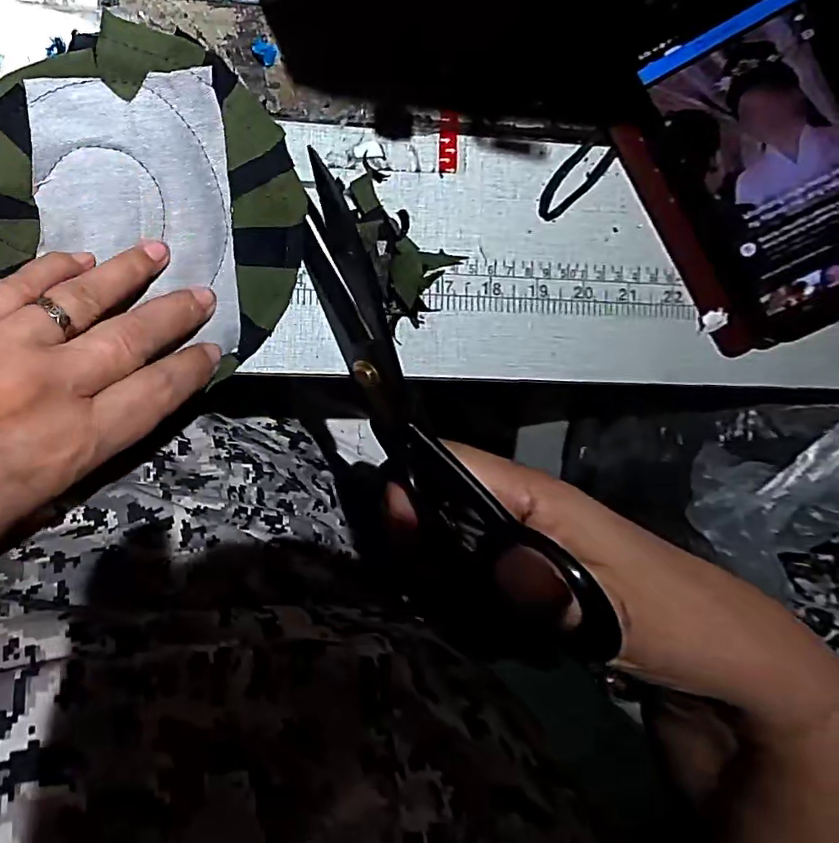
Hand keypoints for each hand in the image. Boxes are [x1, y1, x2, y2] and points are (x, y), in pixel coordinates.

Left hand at [0, 243, 219, 613]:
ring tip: (154, 252)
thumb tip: (88, 417)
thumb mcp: (23, 509)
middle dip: (171, 315)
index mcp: (71, 446)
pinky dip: (52, 267)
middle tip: (202, 293)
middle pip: (128, 339)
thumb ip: (63, 456)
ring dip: (123, 273)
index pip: (152, 396)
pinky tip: (76, 259)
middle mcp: (48, 386)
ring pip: (80, 298)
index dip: (187, 369)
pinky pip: (19, 284)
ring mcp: (3, 345)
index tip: (214, 348)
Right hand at [421, 446, 838, 742]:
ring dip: (434, 580)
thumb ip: (548, 586)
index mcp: (532, 495)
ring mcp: (507, 544)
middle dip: (415, 546)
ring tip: (463, 616)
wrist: (741, 676)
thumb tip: (490, 566)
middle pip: (424, 505)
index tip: (395, 525)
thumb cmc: (686, 625)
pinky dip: (452, 599)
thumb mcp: (621, 608)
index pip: (441, 460)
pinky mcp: (509, 574)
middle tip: (433, 587)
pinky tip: (476, 624)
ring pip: (433, 545)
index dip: (406, 482)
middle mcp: (511, 511)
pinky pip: (454, 575)